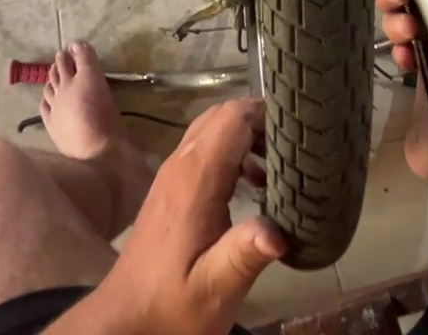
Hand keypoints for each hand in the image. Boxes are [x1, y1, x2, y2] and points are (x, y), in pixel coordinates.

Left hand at [58, 99, 285, 334]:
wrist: (127, 320)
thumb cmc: (173, 305)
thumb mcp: (215, 288)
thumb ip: (244, 253)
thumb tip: (278, 232)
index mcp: (195, 177)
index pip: (233, 117)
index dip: (267, 113)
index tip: (300, 130)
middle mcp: (182, 163)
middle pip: (224, 114)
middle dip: (262, 120)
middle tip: (297, 146)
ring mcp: (173, 172)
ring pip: (214, 127)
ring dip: (248, 134)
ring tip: (281, 164)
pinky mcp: (172, 186)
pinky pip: (206, 147)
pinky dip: (234, 150)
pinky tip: (254, 184)